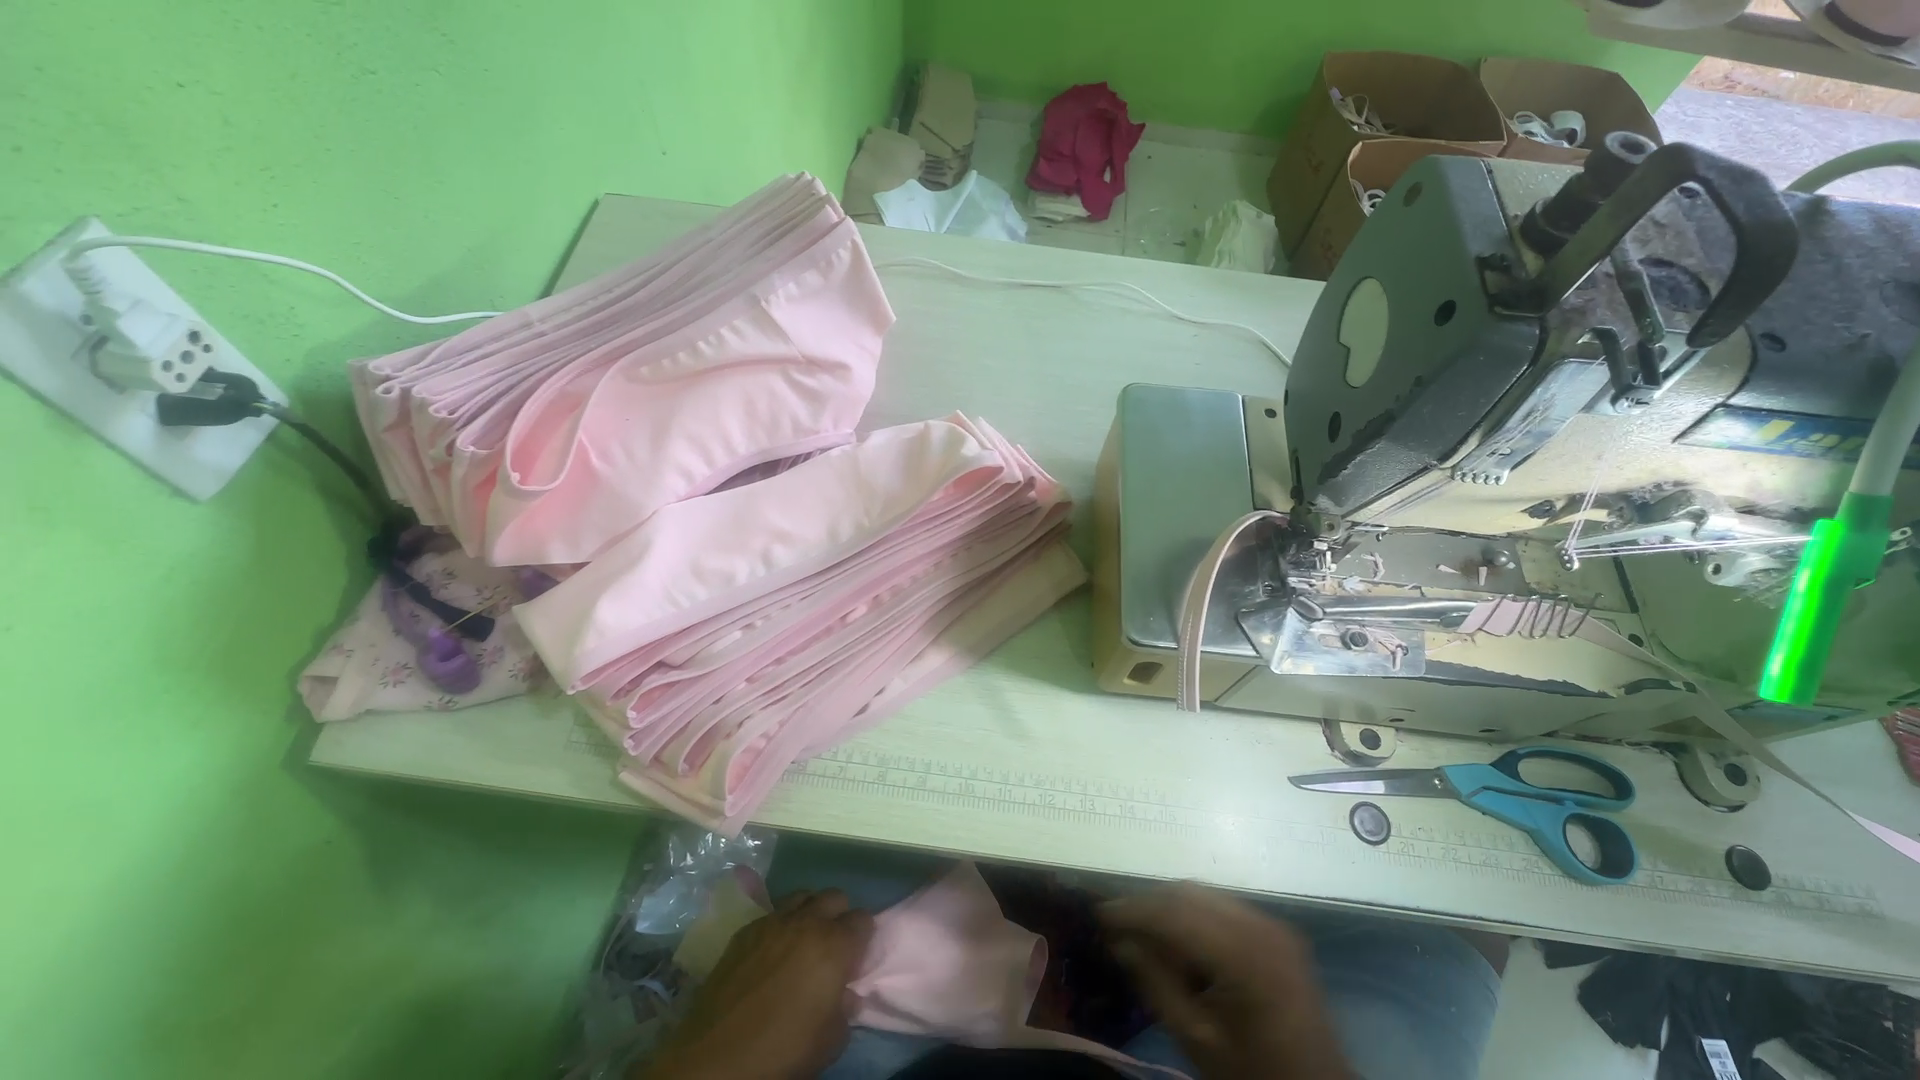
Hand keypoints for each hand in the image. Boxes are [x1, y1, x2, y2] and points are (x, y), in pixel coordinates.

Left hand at [640, 889, 874, 1079]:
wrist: (717, 1057)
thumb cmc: (784, 1049)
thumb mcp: (832, 1041)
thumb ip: (845, 1010)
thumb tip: (844, 995)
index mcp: (835, 946)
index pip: (863, 920)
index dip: (863, 938)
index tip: (855, 960)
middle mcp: (806, 923)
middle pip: (834, 897)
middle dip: (839, 916)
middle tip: (832, 947)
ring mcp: (771, 923)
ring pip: (801, 896)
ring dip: (809, 912)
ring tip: (802, 940)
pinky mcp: (742, 932)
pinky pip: (770, 913)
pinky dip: (778, 924)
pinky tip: (771, 951)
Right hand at [1101, 884, 1347, 1079]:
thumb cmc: (1253, 1072)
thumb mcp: (1196, 1037)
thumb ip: (1156, 983)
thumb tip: (1120, 941)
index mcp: (1244, 955)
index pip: (1174, 914)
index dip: (1132, 910)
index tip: (1098, 915)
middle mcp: (1262, 926)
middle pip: (1189, 895)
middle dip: (1148, 904)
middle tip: (1114, 923)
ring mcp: (1274, 925)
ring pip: (1205, 895)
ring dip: (1169, 906)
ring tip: (1139, 930)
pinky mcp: (1278, 931)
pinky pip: (1224, 907)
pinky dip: (1193, 914)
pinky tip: (1176, 937)